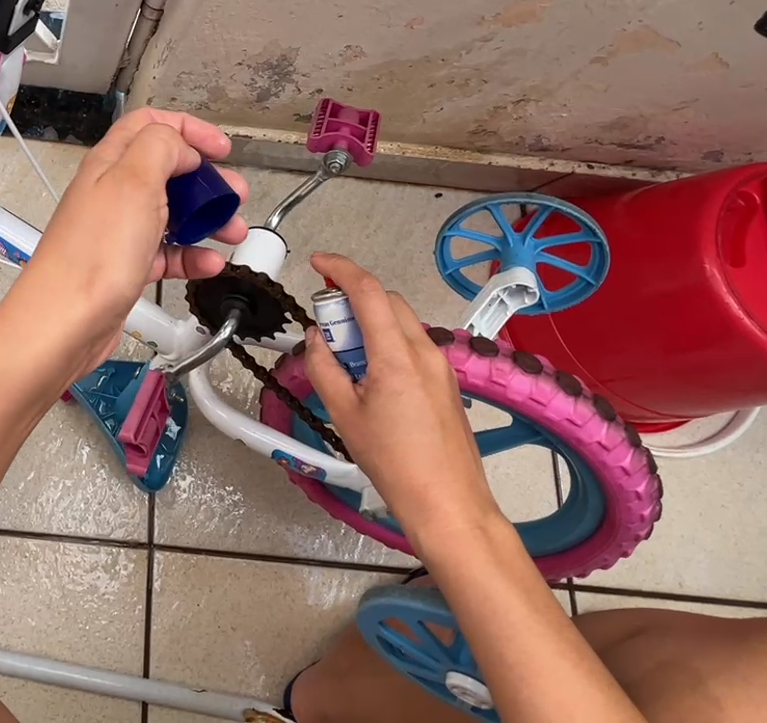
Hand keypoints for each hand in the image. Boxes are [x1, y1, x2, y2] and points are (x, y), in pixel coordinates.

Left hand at [0, 108, 247, 381]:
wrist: (64, 322)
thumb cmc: (98, 250)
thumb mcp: (134, 181)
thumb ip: (161, 147)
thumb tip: (182, 148)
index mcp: (110, 162)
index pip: (149, 126)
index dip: (188, 129)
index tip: (223, 149)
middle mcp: (112, 192)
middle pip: (166, 171)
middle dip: (206, 180)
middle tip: (237, 196)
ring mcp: (118, 231)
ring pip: (171, 214)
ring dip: (207, 219)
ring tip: (236, 232)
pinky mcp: (125, 267)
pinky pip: (166, 253)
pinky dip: (191, 256)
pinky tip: (211, 265)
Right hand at [300, 252, 501, 541]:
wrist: (448, 503)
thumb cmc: (394, 462)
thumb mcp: (343, 413)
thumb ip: (324, 366)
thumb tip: (318, 340)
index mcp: (396, 355)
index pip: (368, 292)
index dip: (340, 269)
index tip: (318, 262)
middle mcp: (425, 351)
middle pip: (387, 301)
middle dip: (352, 299)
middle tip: (325, 324)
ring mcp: (441, 365)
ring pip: (400, 321)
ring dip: (369, 323)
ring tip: (345, 358)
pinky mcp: (446, 381)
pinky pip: (412, 344)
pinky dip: (386, 342)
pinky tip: (369, 375)